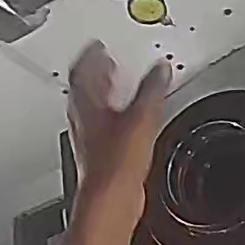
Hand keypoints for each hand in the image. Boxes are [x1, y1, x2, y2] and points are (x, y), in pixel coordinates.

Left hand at [66, 42, 171, 229]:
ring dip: (102, 95)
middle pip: (84, 87)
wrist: (110, 199)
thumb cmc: (116, 163)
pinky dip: (111, 118)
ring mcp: (89, 138)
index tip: (100, 45)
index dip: (93, 54)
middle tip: (104, 62)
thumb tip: (161, 68)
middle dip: (96, 72)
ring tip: (113, 88)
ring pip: (91, 108)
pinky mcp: (100, 156)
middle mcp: (83, 119)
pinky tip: (123, 125)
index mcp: (88, 103)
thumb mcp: (142, 118)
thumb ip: (152, 90)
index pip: (84, 68)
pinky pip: (102, 128)